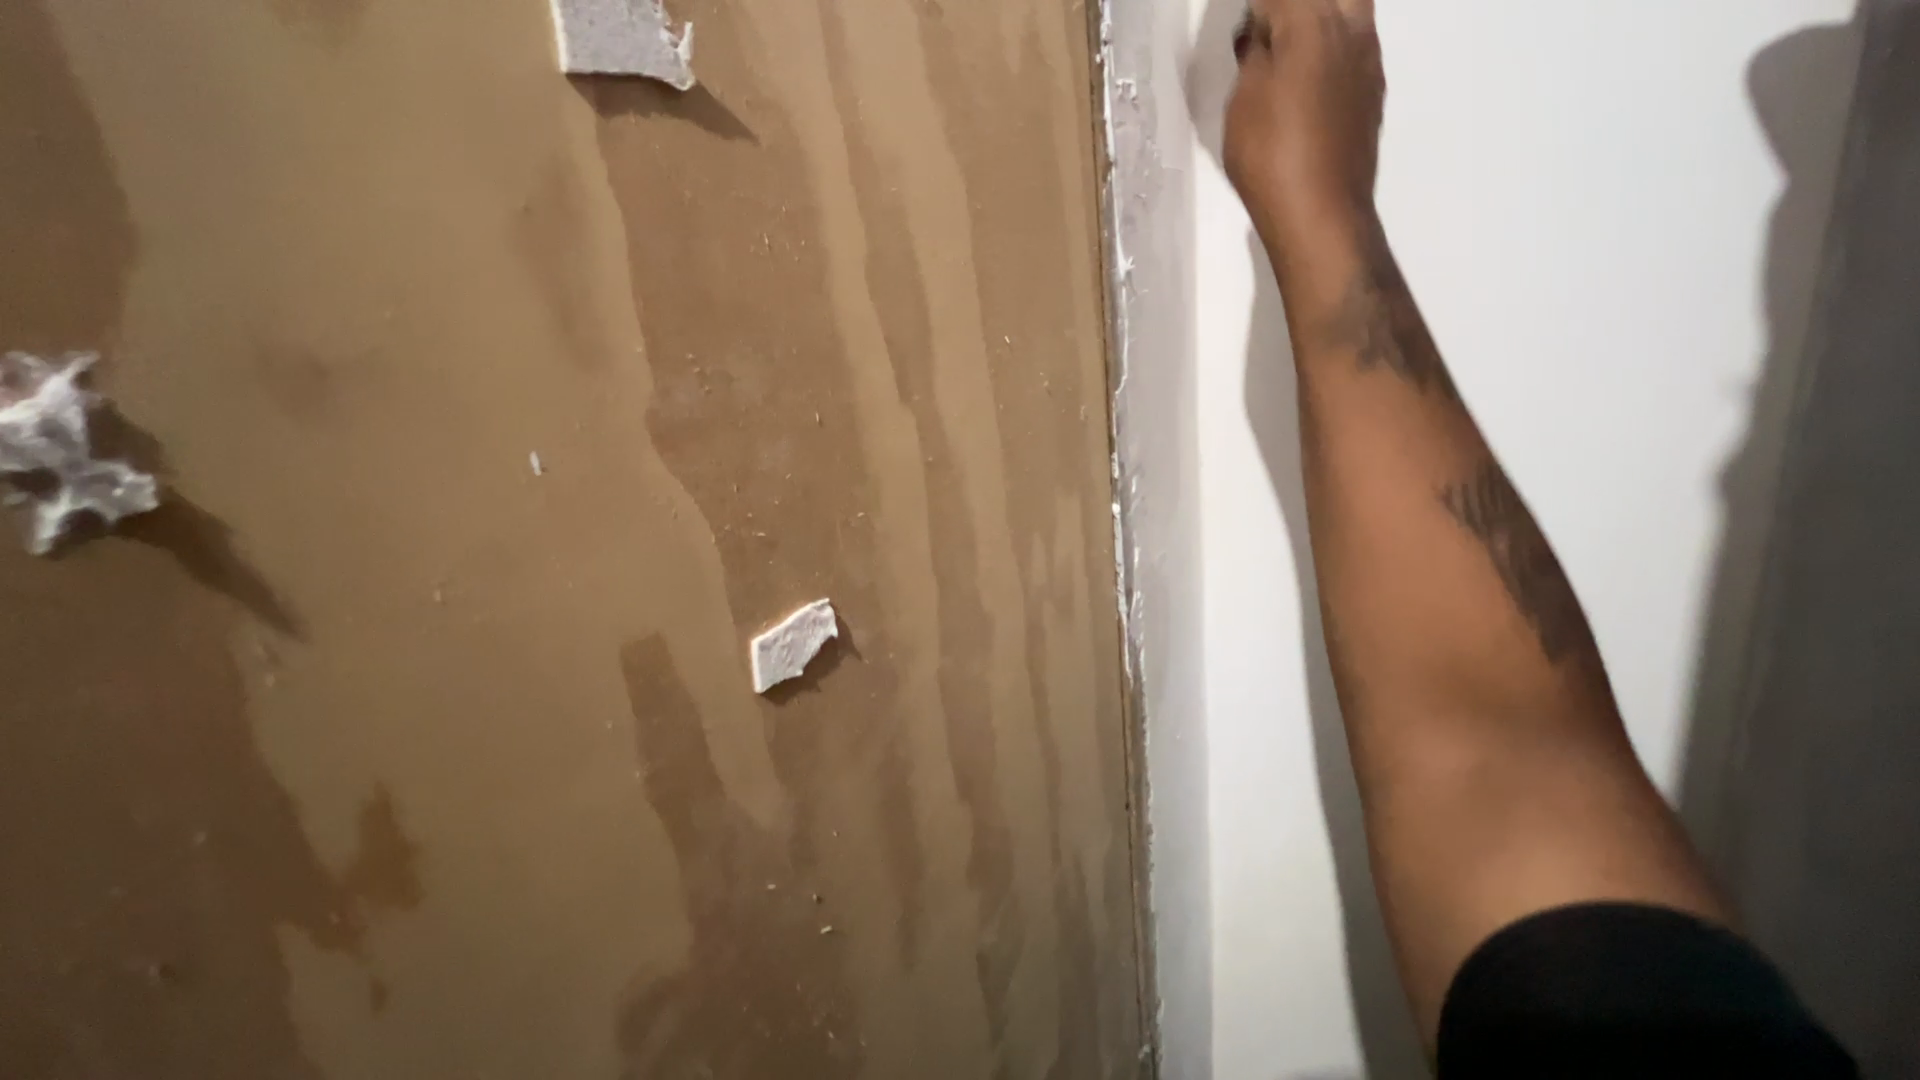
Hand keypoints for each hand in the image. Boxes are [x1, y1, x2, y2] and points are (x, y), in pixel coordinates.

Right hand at [1224, 0, 1384, 245]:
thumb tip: (1261, 34)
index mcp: (1312, 24)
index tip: (1242, 23)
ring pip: (1352, 8)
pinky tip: (1310, 72)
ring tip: (1290, 44)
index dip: (1257, 7)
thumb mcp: (1242, 105)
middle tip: (1270, 25)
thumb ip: (1253, 58)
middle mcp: (1351, 29)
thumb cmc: (1270, 157)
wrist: (1320, 213)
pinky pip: (1357, 42)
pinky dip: (1334, 42)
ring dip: (1322, 17)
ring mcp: (1369, 60)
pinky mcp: (1373, 90)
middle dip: (1293, 7)